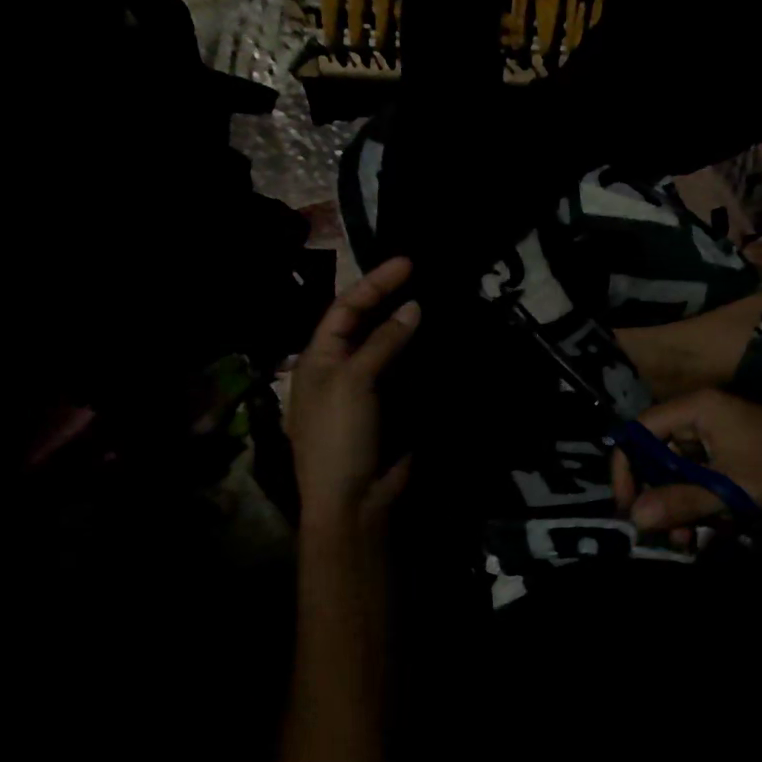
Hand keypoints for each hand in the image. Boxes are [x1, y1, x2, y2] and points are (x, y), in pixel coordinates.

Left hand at [287, 256, 420, 528]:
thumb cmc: (340, 436)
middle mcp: (343, 367)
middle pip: (367, 323)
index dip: (375, 283)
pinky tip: (443, 341)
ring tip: (439, 301)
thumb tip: (414, 307)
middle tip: (426, 275)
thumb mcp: (354, 382)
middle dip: (392, 299)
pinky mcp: (394, 407)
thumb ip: (383, 342)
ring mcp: (370, 388)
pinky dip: (424, 355)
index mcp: (319, 358)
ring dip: (411, 326)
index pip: (346, 309)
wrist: (354, 499)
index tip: (408, 263)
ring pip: (392, 347)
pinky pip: (409, 372)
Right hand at [610, 389, 761, 535]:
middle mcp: (701, 415)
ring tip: (683, 540)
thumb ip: (681, 501)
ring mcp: (715, 433)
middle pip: (656, 452)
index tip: (627, 505)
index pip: (640, 430)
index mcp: (698, 408)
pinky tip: (702, 528)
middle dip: (655, 494)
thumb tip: (635, 517)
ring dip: (675, 504)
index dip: (627, 466)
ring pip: (676, 469)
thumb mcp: (731, 488)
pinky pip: (697, 475)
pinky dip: (695, 501)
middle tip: (657, 531)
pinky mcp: (727, 452)